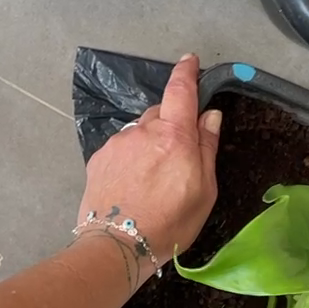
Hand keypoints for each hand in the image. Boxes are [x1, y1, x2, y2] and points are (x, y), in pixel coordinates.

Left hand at [76, 54, 220, 283]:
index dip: (187, 72)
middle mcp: (143, 131)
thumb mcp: (204, 190)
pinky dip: (131, 157)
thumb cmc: (170, 223)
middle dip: (170, 126)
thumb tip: (210, 116)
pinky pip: (122, 148)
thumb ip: (206, 147)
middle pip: (160, 114)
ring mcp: (117, 143)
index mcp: (174, 136)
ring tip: (153, 179)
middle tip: (177, 158)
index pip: (181, 91)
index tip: (190, 61)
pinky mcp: (99, 157)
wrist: (117, 246)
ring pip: (139, 132)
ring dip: (149, 144)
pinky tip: (133, 184)